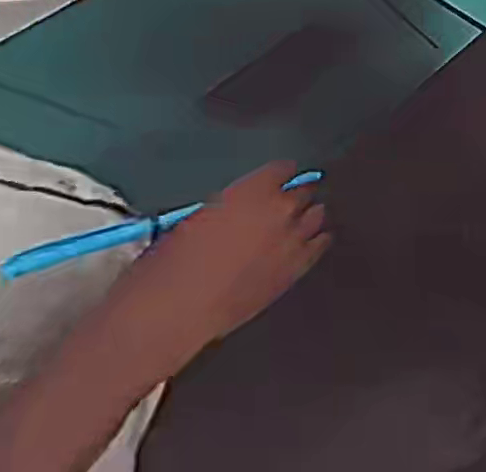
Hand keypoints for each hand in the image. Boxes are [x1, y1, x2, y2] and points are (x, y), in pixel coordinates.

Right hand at [102, 162, 330, 368]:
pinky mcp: (302, 262)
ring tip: (287, 229)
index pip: (282, 169)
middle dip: (290, 198)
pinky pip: (322, 241)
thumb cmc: (163, 270)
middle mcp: (281, 208)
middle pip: (304, 191)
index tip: (273, 183)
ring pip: (317, 213)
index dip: (277, 176)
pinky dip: (313, 240)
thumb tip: (238, 210)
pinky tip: (300, 246)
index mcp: (252, 192)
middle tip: (275, 212)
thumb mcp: (190, 222)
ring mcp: (296, 235)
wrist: (167, 317)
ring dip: (303, 218)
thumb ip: (227, 207)